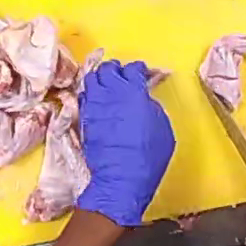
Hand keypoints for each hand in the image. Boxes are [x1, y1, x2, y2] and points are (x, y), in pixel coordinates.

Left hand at [76, 60, 173, 226]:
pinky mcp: (83, 117)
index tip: (143, 73)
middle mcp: (111, 93)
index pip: (133, 68)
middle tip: (123, 76)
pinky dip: (91, 93)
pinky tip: (98, 100)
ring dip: (101, 78)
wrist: (121, 178)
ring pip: (92, 78)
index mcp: (134, 91)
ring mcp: (94, 104)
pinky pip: (84, 96)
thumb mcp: (161, 126)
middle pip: (109, 68)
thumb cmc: (148, 155)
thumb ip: (150, 105)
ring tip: (107, 85)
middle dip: (117, 69)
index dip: (140, 69)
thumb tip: (144, 97)